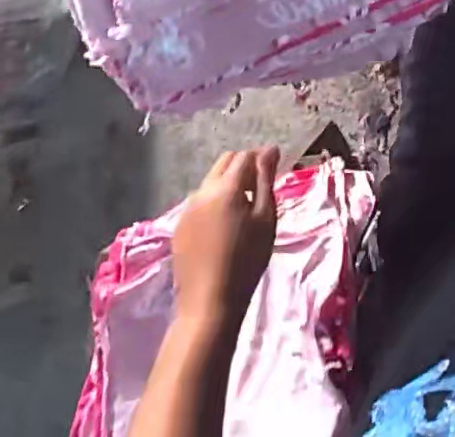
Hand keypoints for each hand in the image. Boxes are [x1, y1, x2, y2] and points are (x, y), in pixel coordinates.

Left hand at [171, 146, 278, 324]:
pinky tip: (224, 224)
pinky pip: (200, 201)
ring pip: (211, 181)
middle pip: (225, 163)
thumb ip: (266, 179)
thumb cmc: (247, 259)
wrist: (209, 303)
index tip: (274, 172)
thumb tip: (270, 149)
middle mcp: (202, 191)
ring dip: (228, 183)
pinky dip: (215, 201)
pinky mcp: (179, 227)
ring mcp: (187, 209)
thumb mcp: (266, 217)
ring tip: (243, 208)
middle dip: (243, 166)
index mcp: (226, 187)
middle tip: (260, 189)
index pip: (245, 156)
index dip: (262, 159)